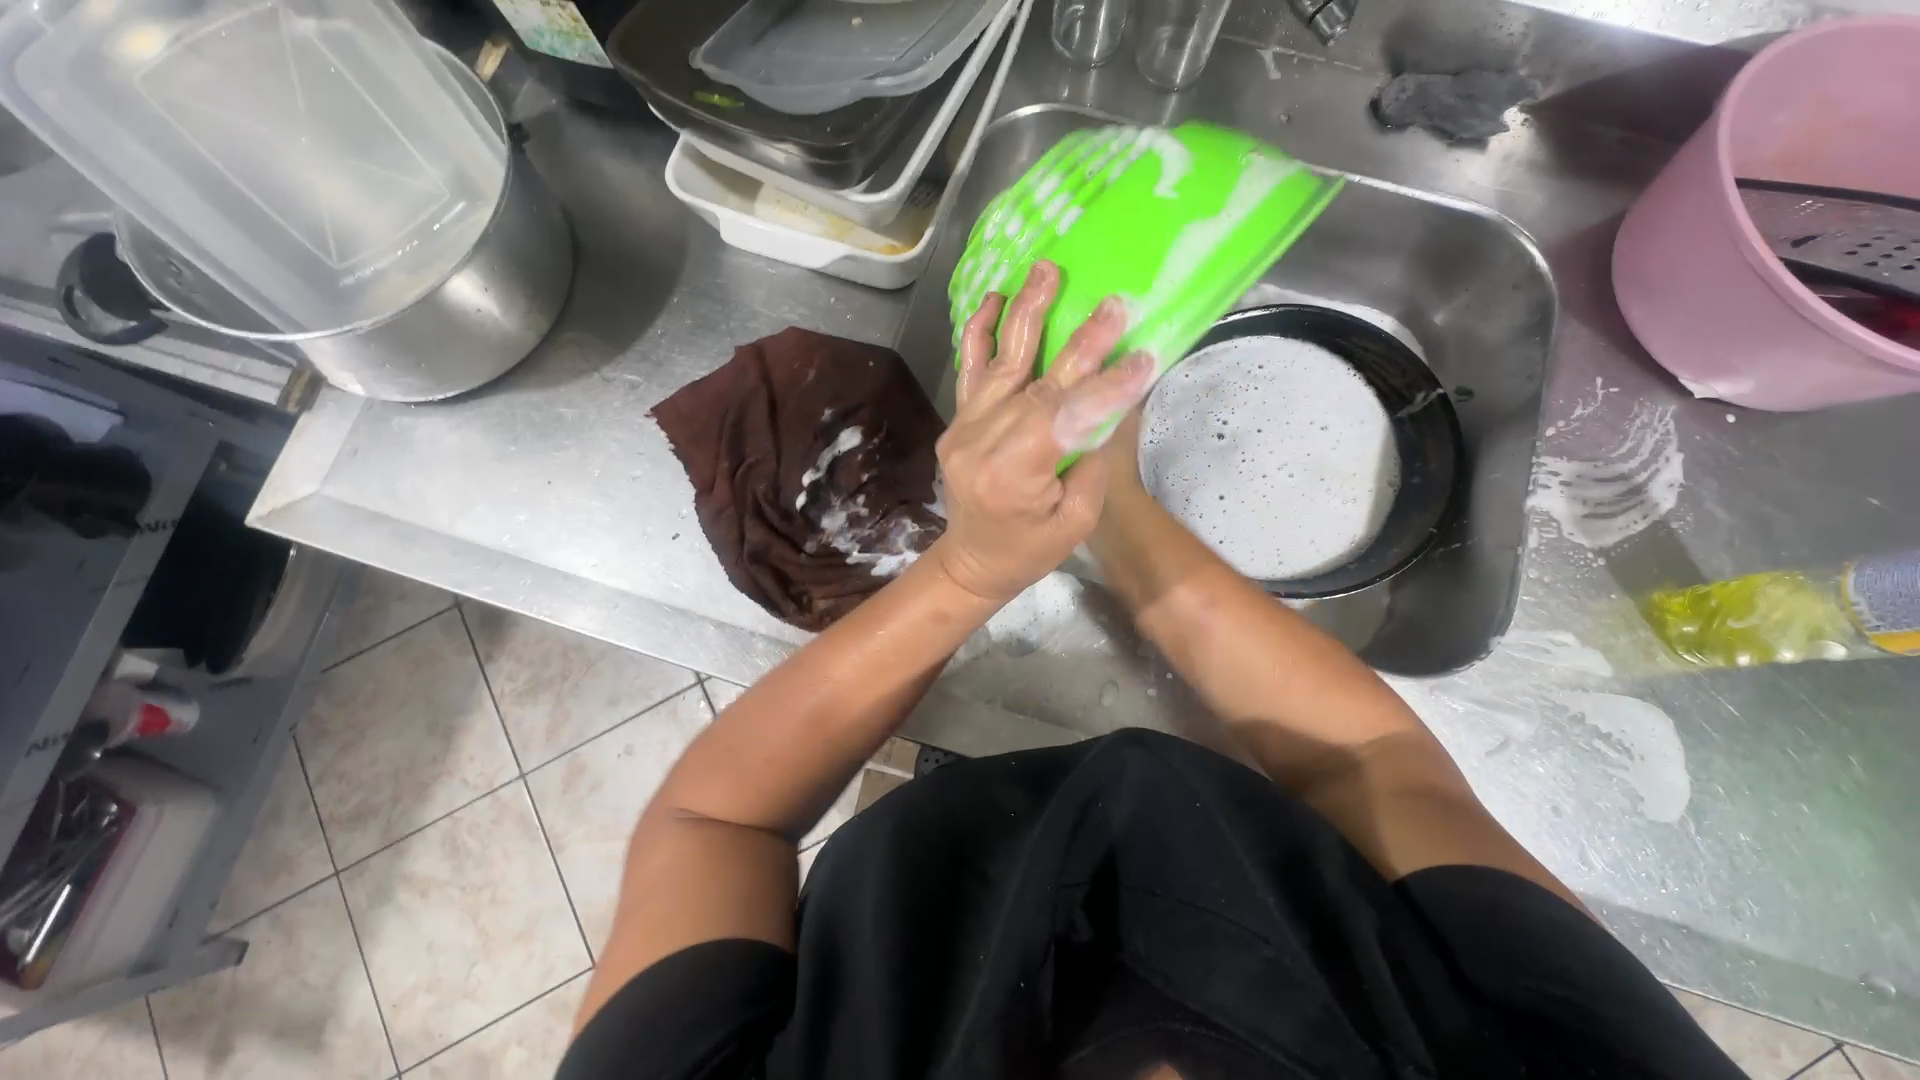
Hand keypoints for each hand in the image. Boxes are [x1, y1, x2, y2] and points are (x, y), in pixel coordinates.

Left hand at [931, 261, 1153, 602]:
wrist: (972, 560)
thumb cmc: (1031, 549)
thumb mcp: (1076, 520)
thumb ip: (1091, 459)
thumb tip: (1111, 401)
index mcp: (1015, 477)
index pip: (1067, 418)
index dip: (1107, 387)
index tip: (1145, 357)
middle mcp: (984, 444)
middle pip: (1040, 383)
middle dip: (1082, 344)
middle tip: (1114, 305)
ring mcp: (964, 428)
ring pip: (1002, 363)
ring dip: (1027, 313)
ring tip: (1047, 271)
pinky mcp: (957, 420)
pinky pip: (969, 370)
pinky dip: (980, 332)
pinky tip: (994, 298)